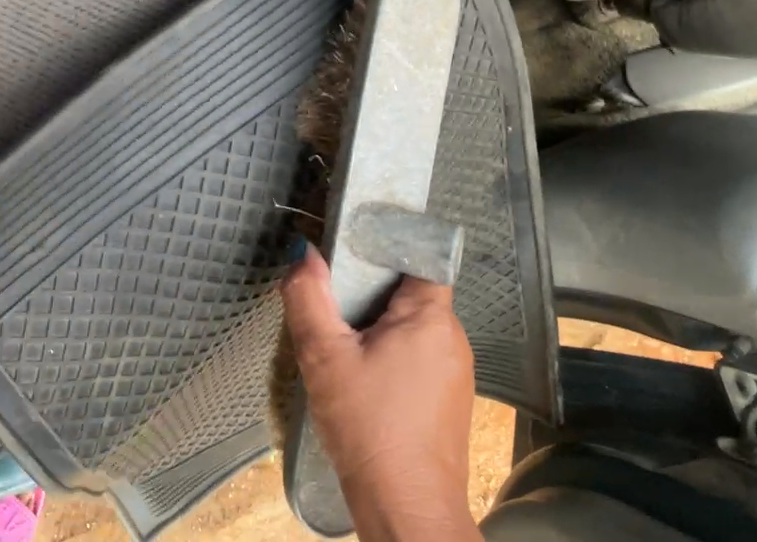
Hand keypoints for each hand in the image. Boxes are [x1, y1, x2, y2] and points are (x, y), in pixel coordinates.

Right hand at [282, 242, 479, 541]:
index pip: (419, 255)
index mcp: (431, 317)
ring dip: (375, 323)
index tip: (348, 246)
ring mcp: (454, 371)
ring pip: (409, 324)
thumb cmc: (368, 428)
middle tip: (329, 298)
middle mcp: (453, 337)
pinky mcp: (446, 398)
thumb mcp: (323, 355)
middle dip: (368, 288)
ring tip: (338, 337)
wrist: (407, 511)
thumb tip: (302, 251)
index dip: (384, 245)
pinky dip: (386, 351)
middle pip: (409, 289)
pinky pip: (414, 354)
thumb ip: (308, 296)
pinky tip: (357, 372)